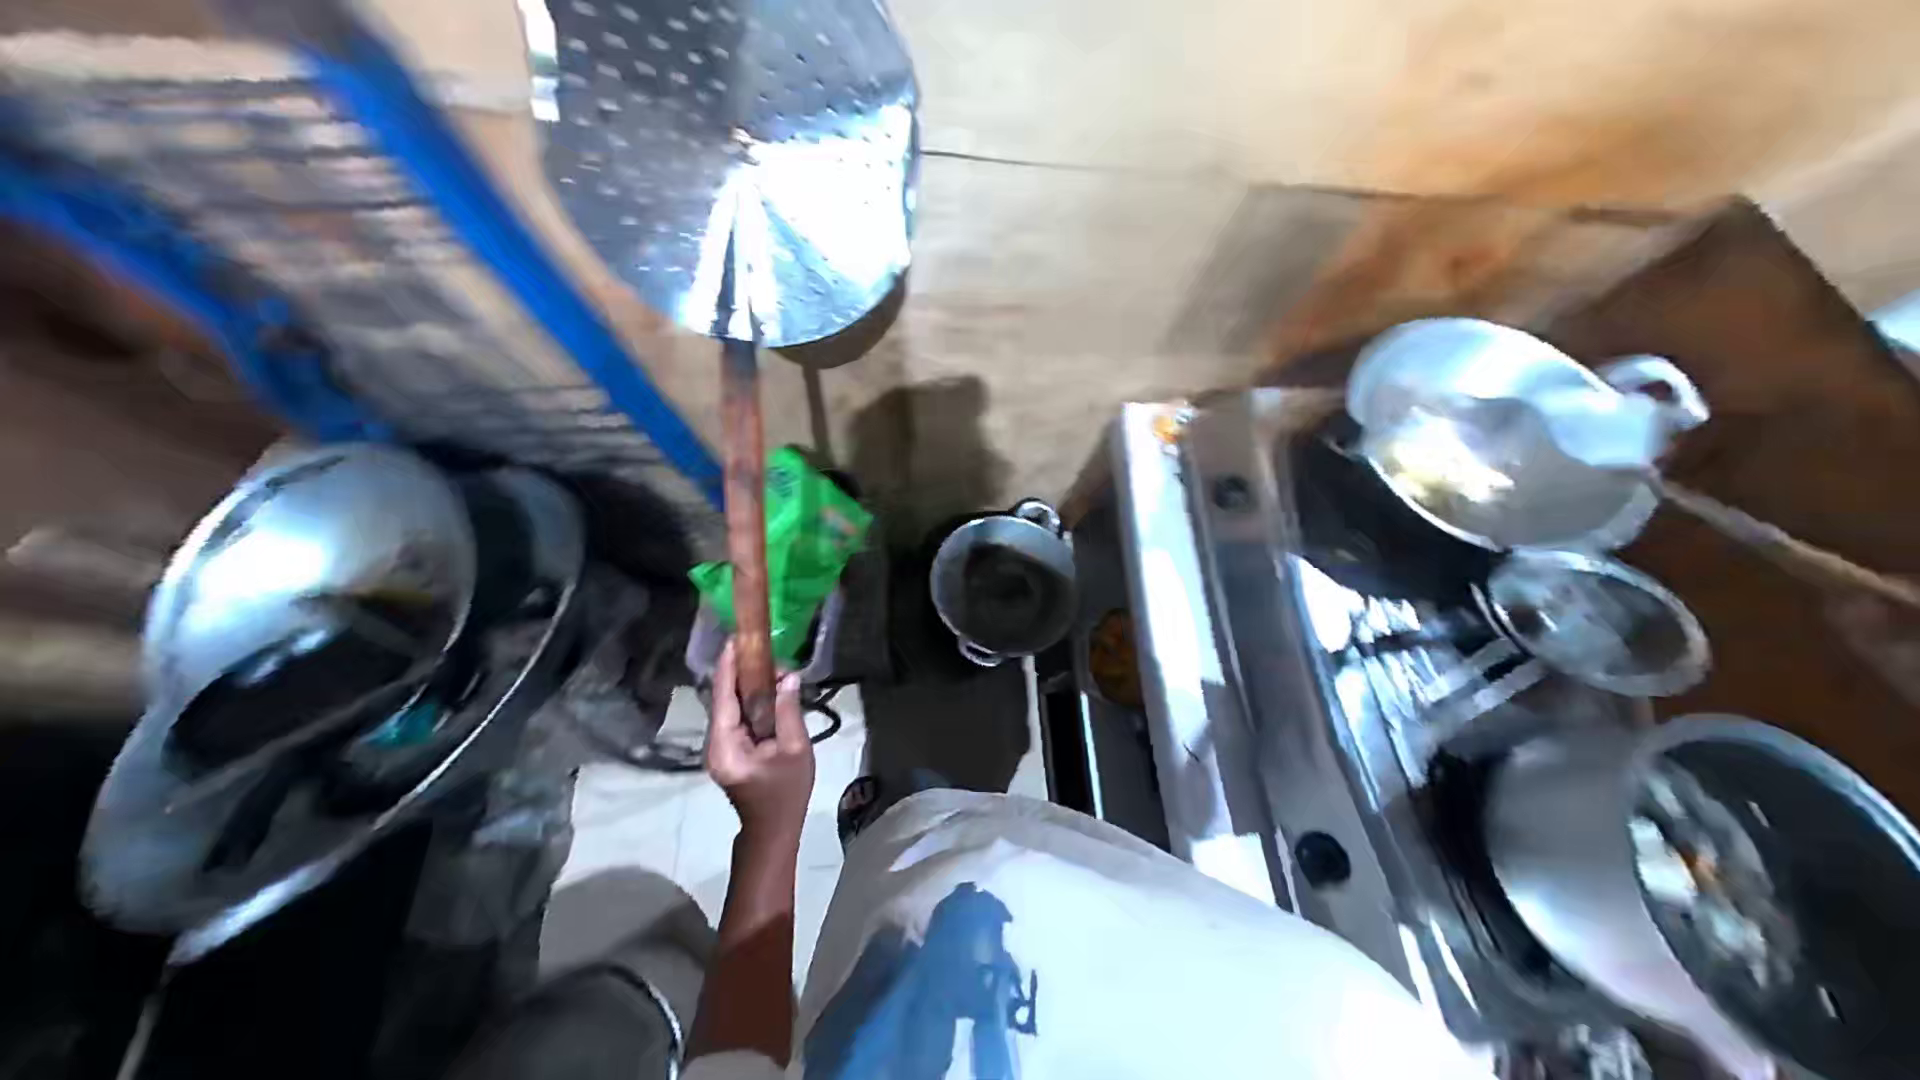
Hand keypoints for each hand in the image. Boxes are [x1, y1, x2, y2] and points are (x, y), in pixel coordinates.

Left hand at [706, 638, 814, 844]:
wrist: (773, 829)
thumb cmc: (785, 793)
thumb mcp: (795, 750)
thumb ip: (788, 711)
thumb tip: (788, 677)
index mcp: (725, 745)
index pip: (723, 698)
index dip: (728, 668)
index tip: (735, 640)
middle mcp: (715, 743)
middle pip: (723, 699)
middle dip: (740, 672)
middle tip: (761, 648)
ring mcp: (720, 747)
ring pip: (730, 706)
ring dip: (747, 684)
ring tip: (767, 663)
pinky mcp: (730, 749)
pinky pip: (737, 716)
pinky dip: (751, 699)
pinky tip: (766, 687)